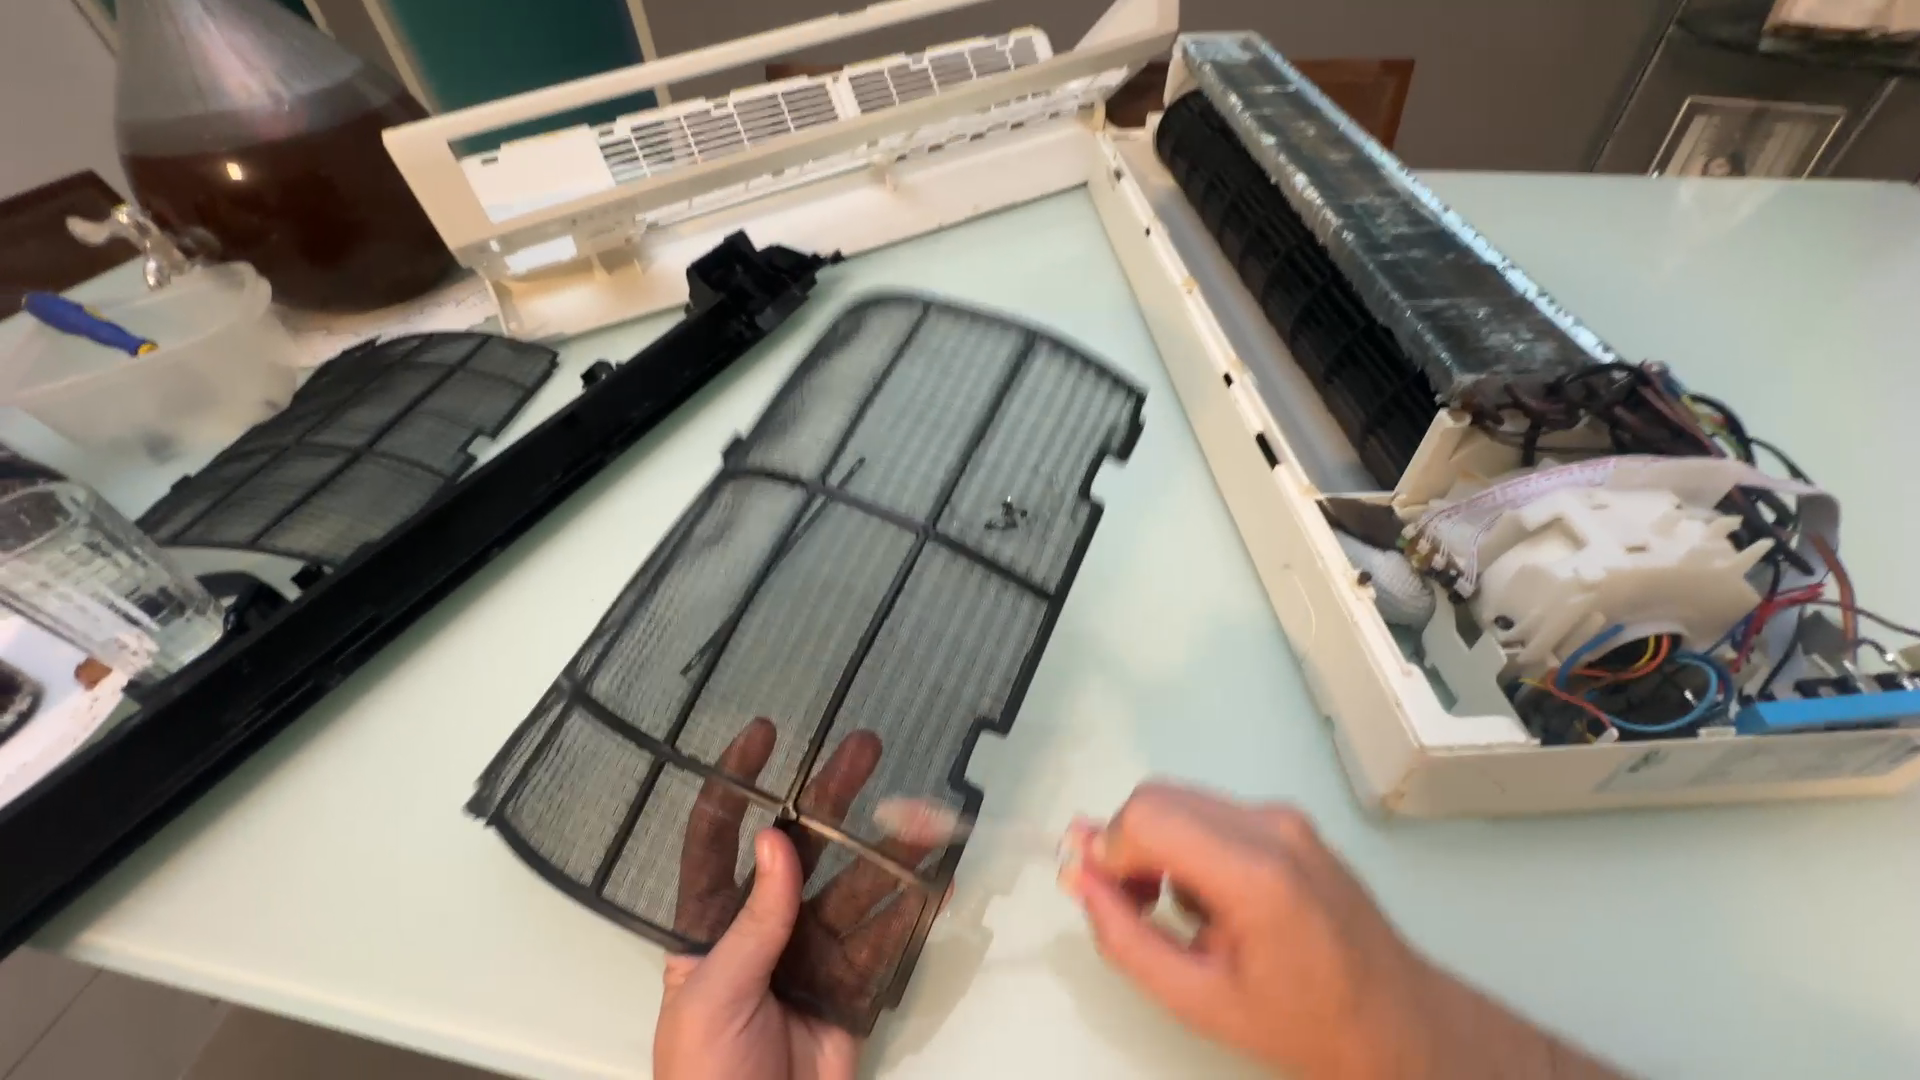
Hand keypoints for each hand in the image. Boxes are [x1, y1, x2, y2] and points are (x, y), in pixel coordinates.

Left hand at [655, 718, 935, 1079]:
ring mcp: (811, 949)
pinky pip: (884, 936)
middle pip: (802, 842)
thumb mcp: (713, 999)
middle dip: (833, 793)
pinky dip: (913, 908)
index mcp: (711, 921)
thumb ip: (750, 922)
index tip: (764, 735)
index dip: (736, 781)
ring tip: (927, 816)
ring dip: (890, 850)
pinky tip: (938, 880)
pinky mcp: (850, 982)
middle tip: (867, 746)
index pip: (717, 835)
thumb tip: (776, 838)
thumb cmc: (705, 1076)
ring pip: (854, 884)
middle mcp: (763, 922)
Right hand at [1062, 783, 1625, 1079]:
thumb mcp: (1196, 1000)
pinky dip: (1186, 843)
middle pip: (1157, 798)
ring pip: (1179, 800)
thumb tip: (1078, 874)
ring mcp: (1283, 816)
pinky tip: (1210, 897)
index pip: (1146, 816)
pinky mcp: (1288, 819)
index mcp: (1254, 873)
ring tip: (1174, 908)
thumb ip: (1124, 936)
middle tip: (1130, 904)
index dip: (1108, 851)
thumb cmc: (1300, 1024)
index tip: (1106, 898)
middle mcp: (1269, 824)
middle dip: (1125, 845)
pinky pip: (1209, 811)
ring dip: (1154, 844)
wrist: (1402, 1023)